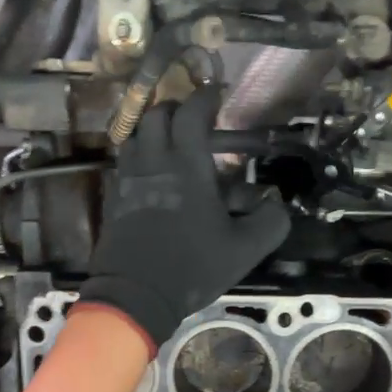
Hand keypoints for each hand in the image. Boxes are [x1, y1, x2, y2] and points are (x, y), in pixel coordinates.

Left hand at [77, 86, 290, 352]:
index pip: (191, 112)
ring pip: (135, 136)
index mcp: (186, 164)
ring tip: (171, 145)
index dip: (205, 99)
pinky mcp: (113, 199)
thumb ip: (270, 221)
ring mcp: (128, 179)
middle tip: (194, 121)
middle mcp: (153, 161)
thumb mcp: (244, 249)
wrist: (135, 295)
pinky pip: (124, 164)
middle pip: (157, 115)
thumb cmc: (192, 267)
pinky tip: (151, 176)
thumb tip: (278, 204)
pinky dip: (138, 158)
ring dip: (153, 132)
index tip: (217, 96)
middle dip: (176, 110)